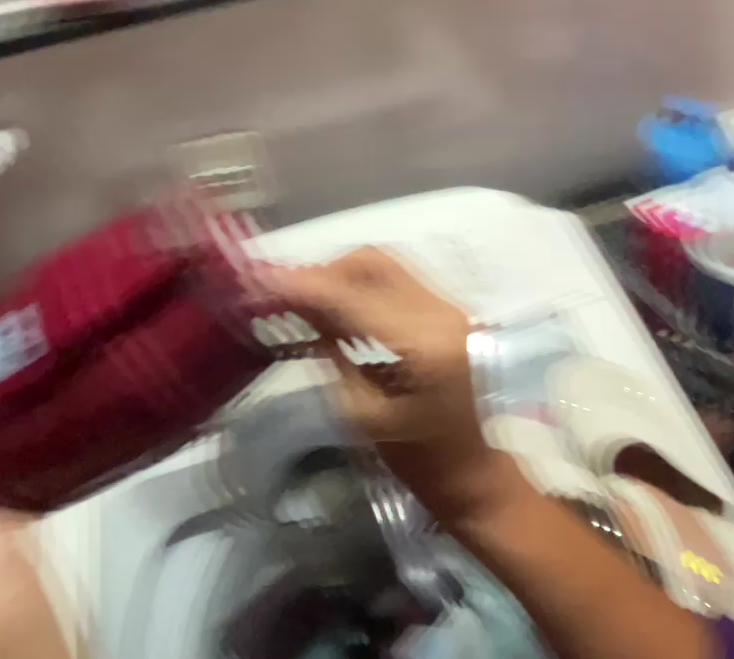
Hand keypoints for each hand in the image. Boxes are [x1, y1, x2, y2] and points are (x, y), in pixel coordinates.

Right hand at [269, 248, 512, 519]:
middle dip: (321, 271)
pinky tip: (337, 306)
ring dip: (340, 273)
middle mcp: (440, 311)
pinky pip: (396, 278)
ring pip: (384, 263)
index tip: (258, 279)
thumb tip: (297, 305)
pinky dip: (361, 282)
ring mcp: (449, 305)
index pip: (350, 294)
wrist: (475, 472)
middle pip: (370, 262)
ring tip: (305, 299)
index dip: (300, 282)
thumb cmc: (417, 460)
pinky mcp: (447, 309)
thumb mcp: (361, 414)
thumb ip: (332, 351)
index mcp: (421, 344)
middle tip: (282, 294)